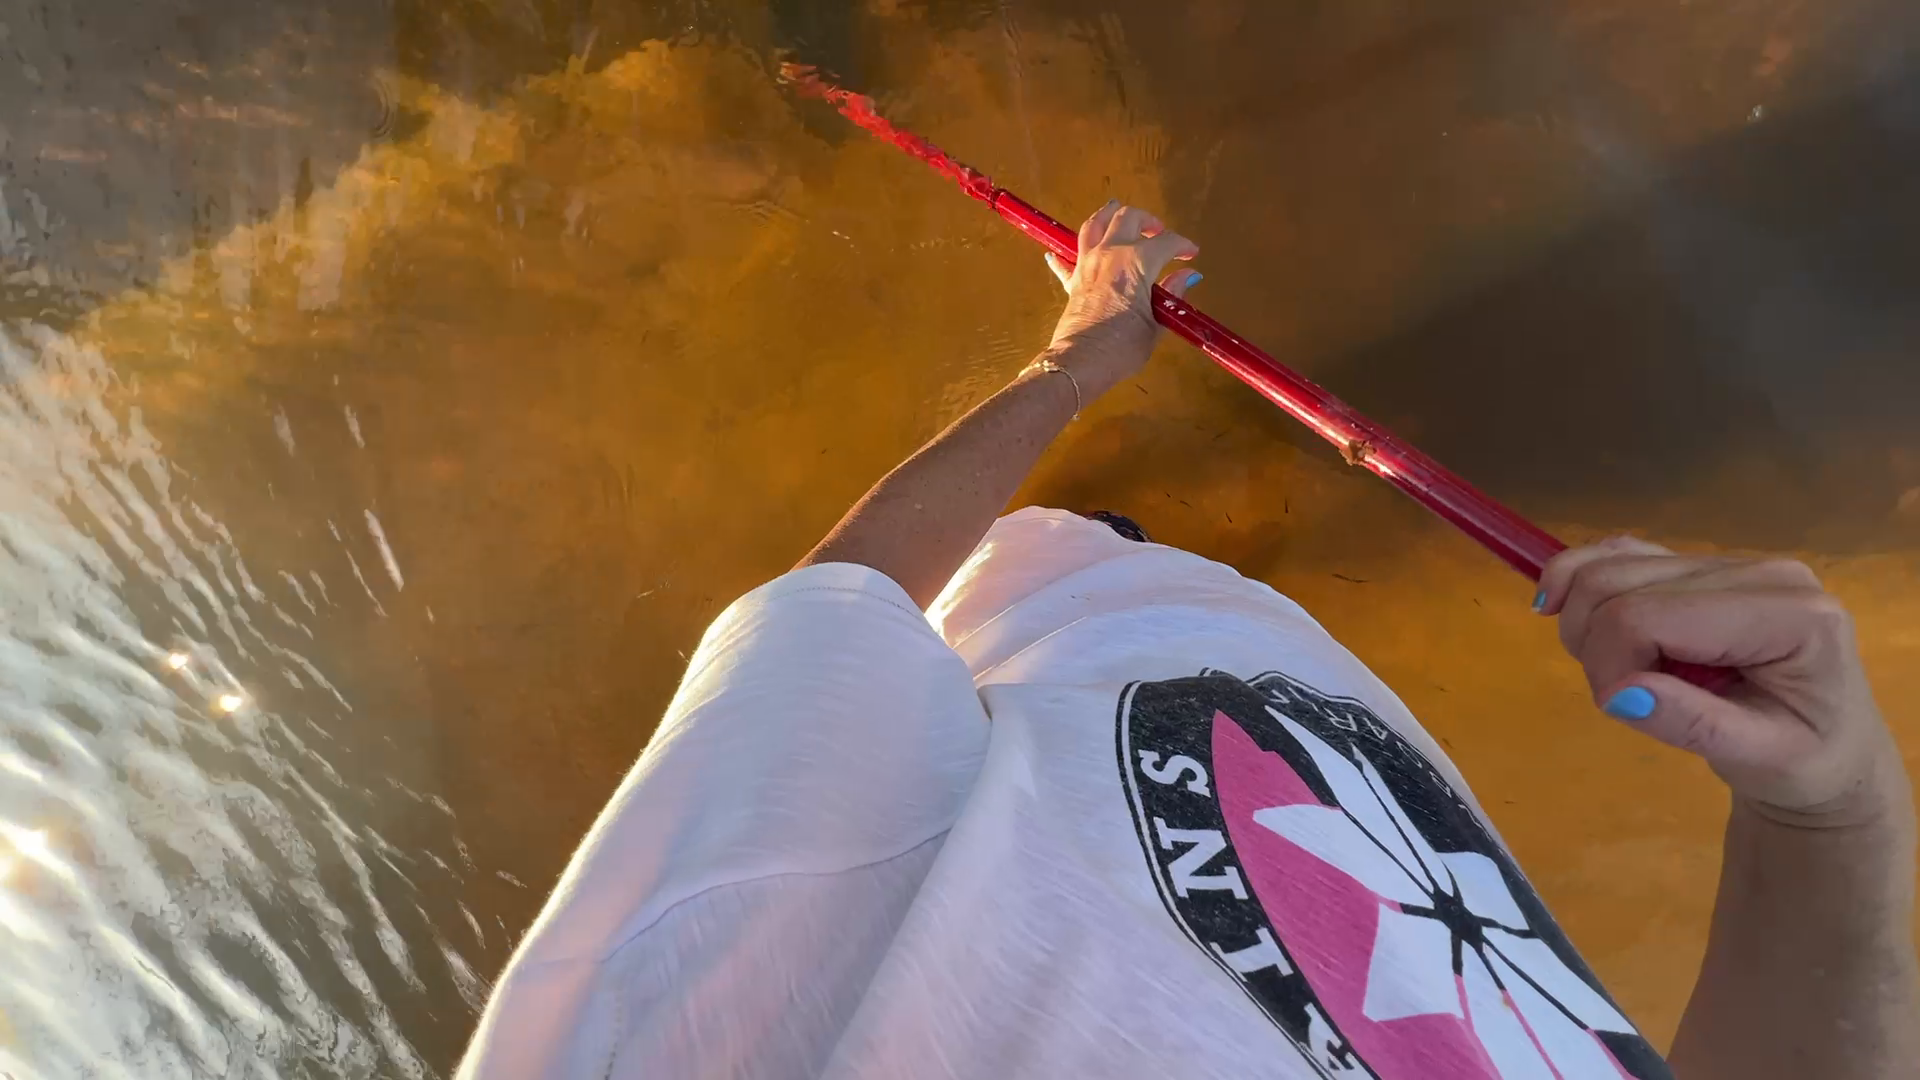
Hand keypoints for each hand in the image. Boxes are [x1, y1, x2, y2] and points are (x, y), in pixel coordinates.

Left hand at [1040, 200, 1198, 395]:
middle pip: (1128, 218)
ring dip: (1108, 215)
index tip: (1190, 255)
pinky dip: (1062, 255)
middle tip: (1158, 232)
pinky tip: (1055, 252)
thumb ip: (1171, 296)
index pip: (1166, 242)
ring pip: (1094, 225)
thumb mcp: (1156, 324)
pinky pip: (1065, 261)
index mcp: (1137, 262)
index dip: (1182, 246)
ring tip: (1117, 213)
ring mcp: (1087, 265)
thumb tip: (1187, 278)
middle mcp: (1111, 254)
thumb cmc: (1122, 349)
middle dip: (1147, 221)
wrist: (1081, 363)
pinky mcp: (1072, 282)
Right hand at [1538, 537, 1904, 827]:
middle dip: (1591, 643)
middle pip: (1610, 585)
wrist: (1826, 745)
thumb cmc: (1803, 757)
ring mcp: (1721, 562)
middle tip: (1617, 693)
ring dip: (1580, 621)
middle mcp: (1756, 571)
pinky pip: (1608, 554)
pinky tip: (1563, 609)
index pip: (1642, 617)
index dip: (1609, 663)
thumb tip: (1620, 695)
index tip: (1620, 708)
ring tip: (1615, 664)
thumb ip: (1693, 724)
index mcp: (1789, 614)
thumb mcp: (1760, 757)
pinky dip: (1571, 580)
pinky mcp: (1689, 564)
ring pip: (1598, 569)